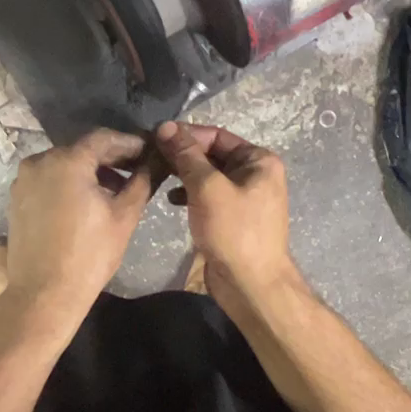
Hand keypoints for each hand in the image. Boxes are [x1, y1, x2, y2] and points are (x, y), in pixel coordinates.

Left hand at [2, 128, 163, 313]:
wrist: (44, 294)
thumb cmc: (90, 254)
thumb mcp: (124, 215)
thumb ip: (141, 181)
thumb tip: (154, 163)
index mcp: (67, 160)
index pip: (103, 138)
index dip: (129, 143)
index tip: (148, 151)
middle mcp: (40, 161)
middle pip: (81, 150)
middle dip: (110, 158)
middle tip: (136, 169)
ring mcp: (24, 180)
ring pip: (64, 165)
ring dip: (89, 172)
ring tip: (115, 189)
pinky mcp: (16, 199)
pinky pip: (49, 181)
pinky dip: (69, 184)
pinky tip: (87, 201)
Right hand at [154, 122, 297, 302]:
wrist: (251, 284)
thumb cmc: (233, 231)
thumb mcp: (207, 188)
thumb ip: (186, 155)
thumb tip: (166, 126)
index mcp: (259, 160)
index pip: (217, 136)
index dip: (186, 135)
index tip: (154, 138)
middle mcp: (256, 174)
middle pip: (213, 154)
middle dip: (183, 156)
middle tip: (151, 158)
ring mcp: (246, 197)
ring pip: (209, 176)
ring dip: (184, 175)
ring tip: (158, 178)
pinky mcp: (234, 217)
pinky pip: (209, 196)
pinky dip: (191, 195)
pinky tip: (172, 200)